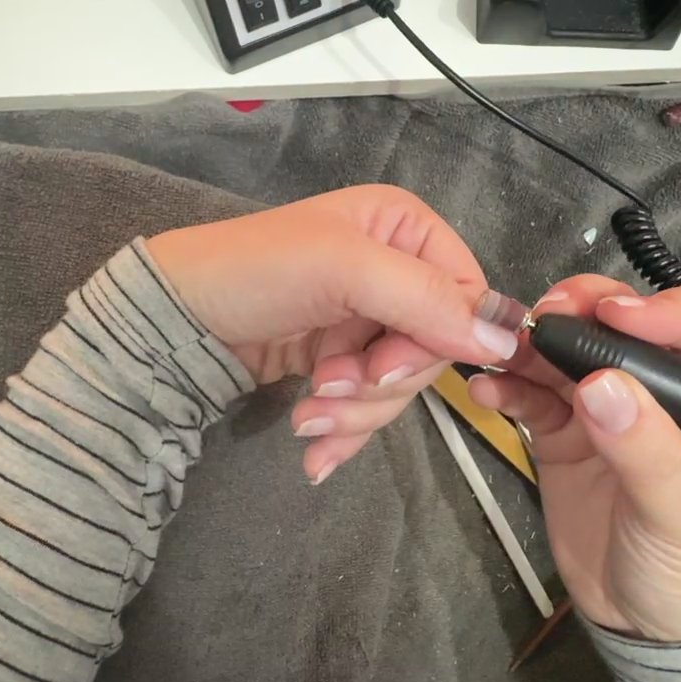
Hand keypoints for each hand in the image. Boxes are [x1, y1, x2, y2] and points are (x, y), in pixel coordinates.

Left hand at [144, 185, 518, 483]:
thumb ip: (424, 300)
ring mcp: (367, 320)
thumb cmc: (254, 272)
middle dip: (381, 382)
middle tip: (330, 384)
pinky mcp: (341, 360)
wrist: (173, 319)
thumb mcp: (341, 270)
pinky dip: (346, 430)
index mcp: (405, 229)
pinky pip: (370, 405)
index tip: (385, 367)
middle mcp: (395, 271)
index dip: (437, 342)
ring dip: (357, 411)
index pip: (466, 295)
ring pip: (402, 386)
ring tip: (306, 417)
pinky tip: (315, 452)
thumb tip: (507, 343)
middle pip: (435, 349)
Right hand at [467, 276, 680, 641]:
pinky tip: (487, 391)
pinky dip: (506, 387)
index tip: (616, 316)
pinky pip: (530, 396)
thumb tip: (602, 386)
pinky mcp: (561, 432)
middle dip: (583, 309)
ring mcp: (603, 409)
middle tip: (548, 315)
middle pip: (621, 325)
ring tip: (503, 349)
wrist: (647, 627)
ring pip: (567, 352)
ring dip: (533, 344)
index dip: (665, 307)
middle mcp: (659, 391)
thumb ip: (647, 450)